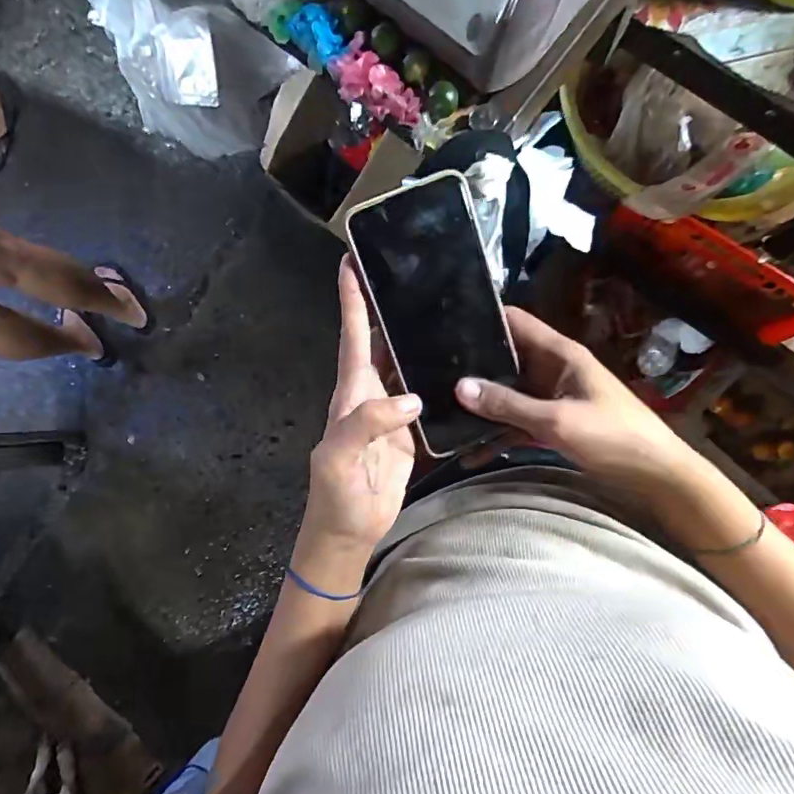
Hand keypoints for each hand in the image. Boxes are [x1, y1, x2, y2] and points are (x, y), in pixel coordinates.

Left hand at [299, 257, 422, 552]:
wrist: (350, 531)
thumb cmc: (335, 495)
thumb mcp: (339, 458)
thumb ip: (366, 424)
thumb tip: (412, 399)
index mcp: (351, 394)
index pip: (352, 338)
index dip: (352, 301)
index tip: (352, 263)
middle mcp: (371, 396)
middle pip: (381, 344)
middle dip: (389, 309)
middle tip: (413, 275)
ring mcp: (393, 415)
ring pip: (406, 368)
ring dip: (417, 341)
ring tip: (443, 310)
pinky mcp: (412, 435)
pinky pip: (427, 399)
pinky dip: (439, 381)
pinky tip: (458, 366)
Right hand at [455, 307, 704, 501]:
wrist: (655, 475)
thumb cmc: (614, 437)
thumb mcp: (557, 421)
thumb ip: (508, 405)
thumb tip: (459, 386)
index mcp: (560, 354)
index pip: (516, 322)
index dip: (482, 319)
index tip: (444, 325)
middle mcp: (552, 369)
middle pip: (505, 359)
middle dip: (472, 367)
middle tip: (429, 374)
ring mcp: (551, 398)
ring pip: (507, 395)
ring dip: (481, 407)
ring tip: (440, 415)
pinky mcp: (553, 425)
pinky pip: (517, 424)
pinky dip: (497, 436)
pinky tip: (469, 454)